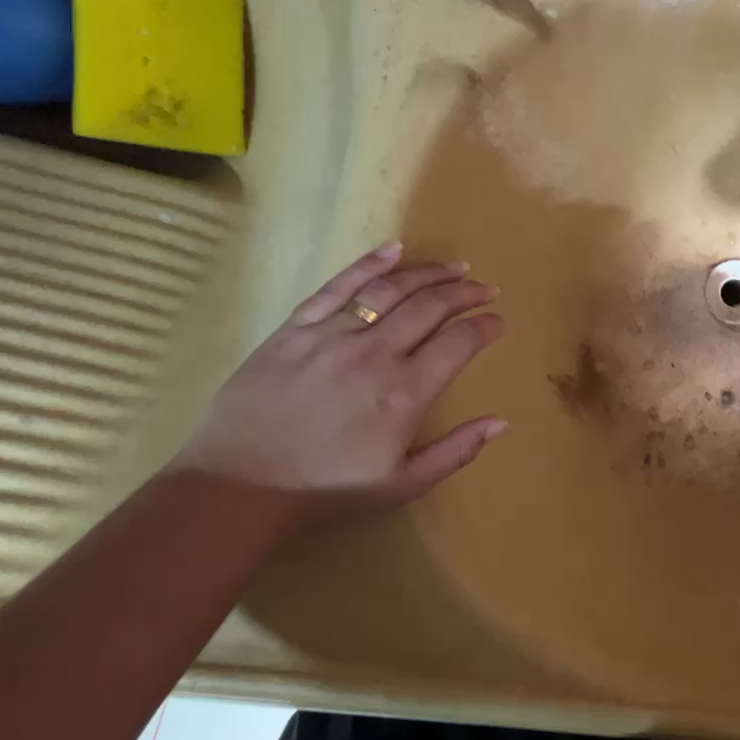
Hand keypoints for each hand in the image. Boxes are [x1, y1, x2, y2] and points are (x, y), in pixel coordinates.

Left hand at [169, 243, 506, 519]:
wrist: (238, 486)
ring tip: (454, 268)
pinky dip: (368, 265)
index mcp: (406, 392)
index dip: (487, 326)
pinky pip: (337, 287)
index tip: (499, 322)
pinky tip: (394, 250)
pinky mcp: (294, 330)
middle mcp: (374, 354)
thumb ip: (456, 451)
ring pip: (389, 290)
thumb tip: (500, 421)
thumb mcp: (404, 483)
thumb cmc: (327, 489)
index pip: (460, 342)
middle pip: (430, 306)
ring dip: (428, 274)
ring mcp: (331, 336)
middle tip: (486, 289)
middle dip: (466, 293)